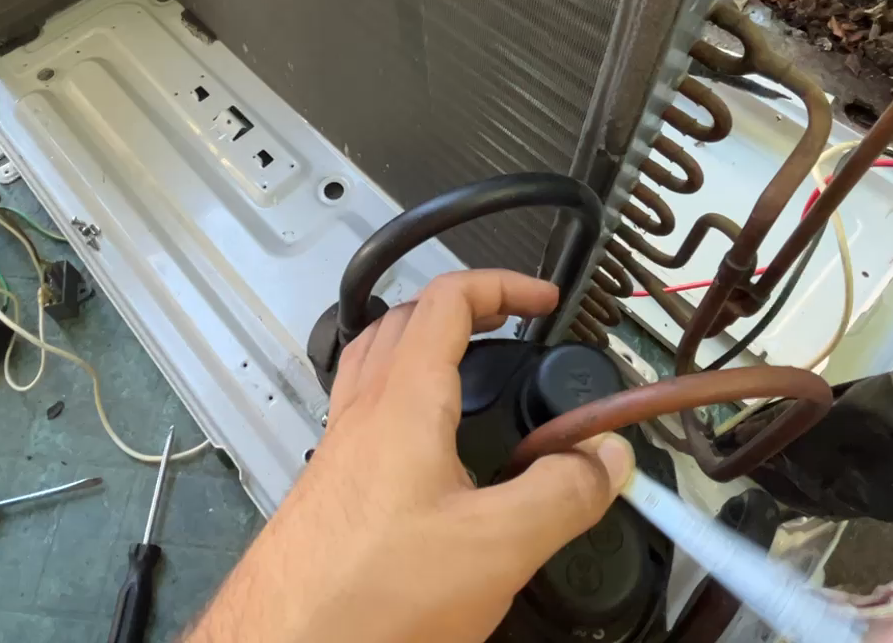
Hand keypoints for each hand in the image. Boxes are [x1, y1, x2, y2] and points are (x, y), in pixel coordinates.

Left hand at [186, 270, 635, 642]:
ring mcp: (342, 433)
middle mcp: (366, 402)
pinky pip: (366, 394)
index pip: (449, 299)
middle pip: (410, 314)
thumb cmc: (373, 590)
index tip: (543, 299)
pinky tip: (425, 428)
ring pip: (380, 348)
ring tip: (469, 356)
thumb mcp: (494, 547)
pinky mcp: (332, 469)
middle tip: (511, 323)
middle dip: (467, 304)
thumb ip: (560, 495)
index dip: (502, 285)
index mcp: (405, 396)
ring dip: (427, 334)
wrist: (286, 640)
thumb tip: (606, 457)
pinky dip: (402, 380)